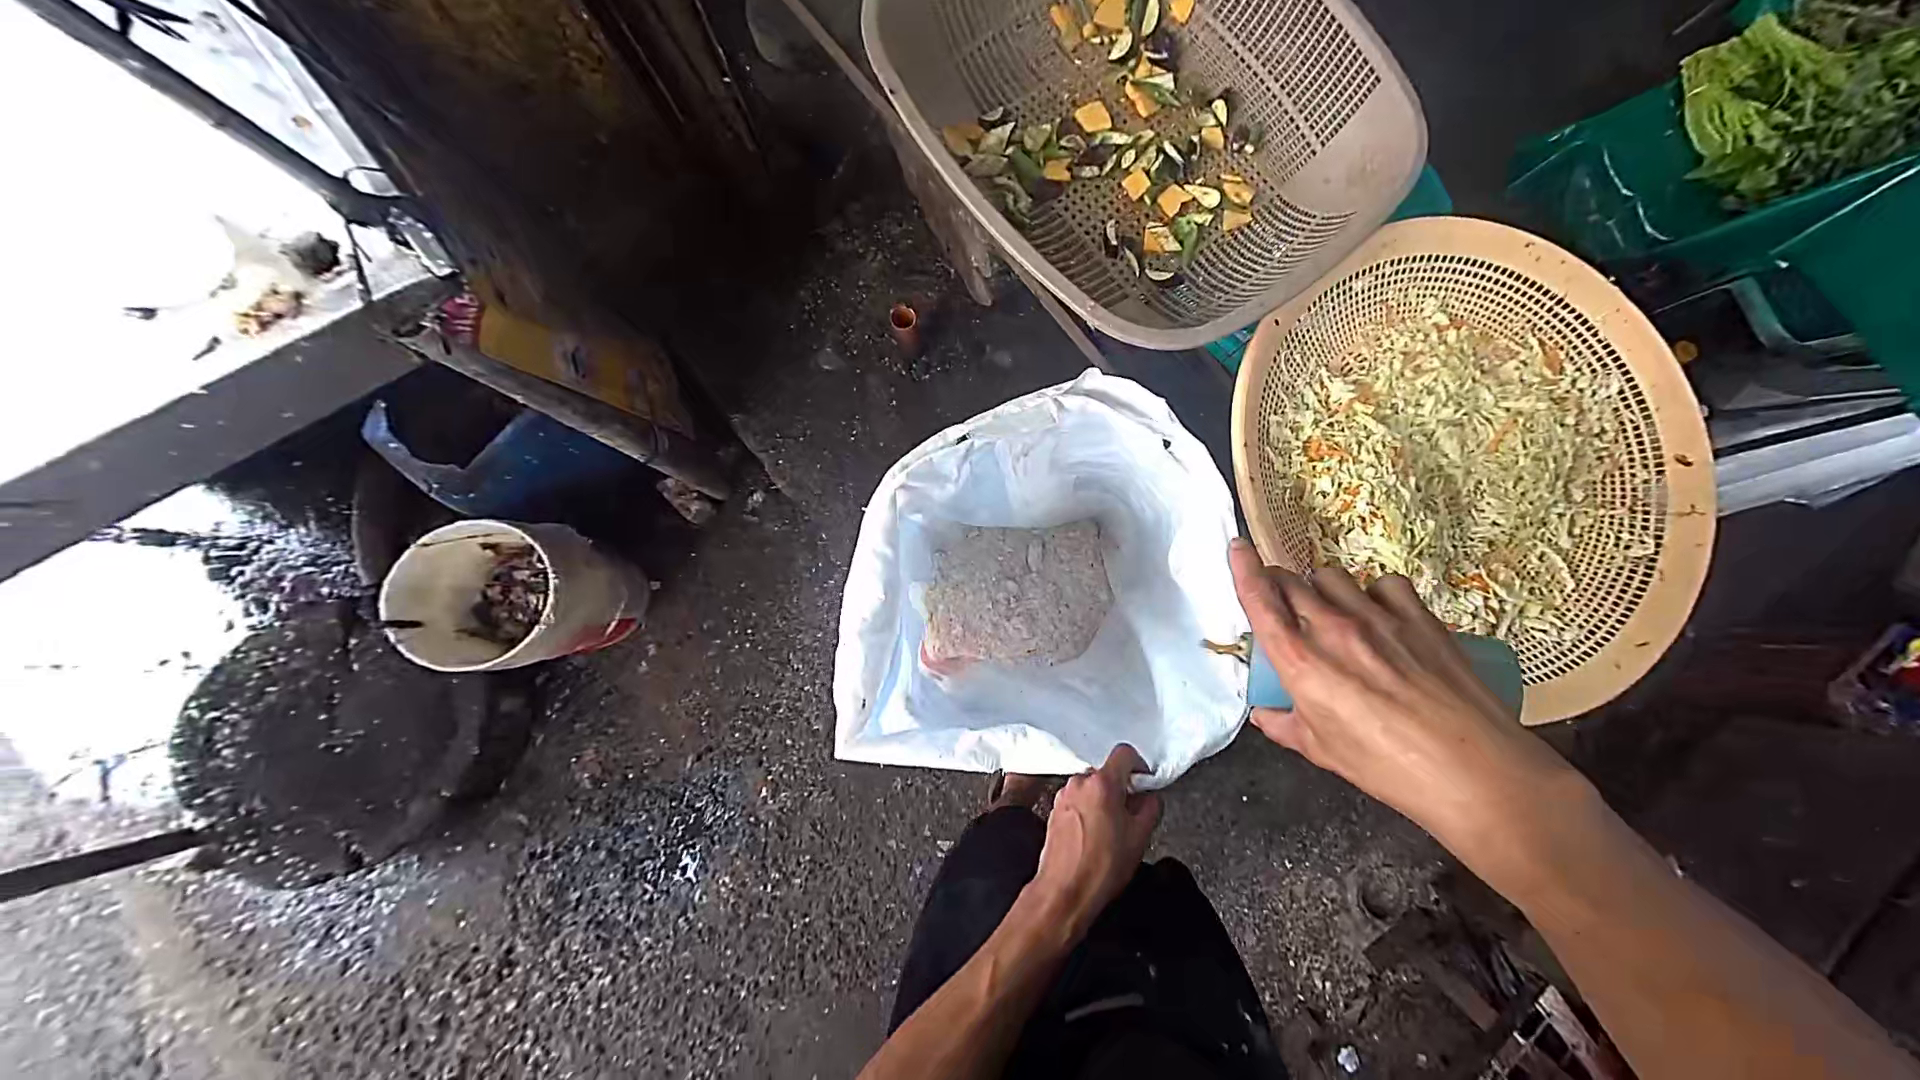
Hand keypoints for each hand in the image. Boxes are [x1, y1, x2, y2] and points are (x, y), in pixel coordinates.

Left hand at [1027, 744, 1161, 937]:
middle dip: (1120, 788)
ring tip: (1112, 830)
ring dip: (1103, 800)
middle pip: (1106, 772)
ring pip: (1091, 787)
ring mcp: (1063, 795)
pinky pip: (1077, 800)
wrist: (1065, 890)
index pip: (1124, 753)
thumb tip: (1150, 796)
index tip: (1144, 782)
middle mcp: (1079, 783)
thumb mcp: (1140, 837)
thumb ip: (1150, 808)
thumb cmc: (1102, 865)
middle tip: (1131, 812)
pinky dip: (1088, 809)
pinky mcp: (1053, 810)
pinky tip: (1093, 835)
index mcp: (1102, 783)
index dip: (1139, 765)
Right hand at [1226, 538, 1574, 846]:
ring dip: (1320, 587)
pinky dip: (1372, 592)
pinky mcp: (1421, 619)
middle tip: (1280, 600)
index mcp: (1301, 662)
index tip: (1237, 548)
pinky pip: (1385, 584)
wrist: (1479, 775)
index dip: (1243, 567)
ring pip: (1332, 576)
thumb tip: (1264, 714)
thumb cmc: (1390, 770)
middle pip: (1292, 581)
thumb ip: (1285, 725)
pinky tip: (1379, 613)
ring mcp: (1380, 620)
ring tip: (1329, 609)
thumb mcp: (1323, 750)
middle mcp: (1334, 630)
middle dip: (1278, 584)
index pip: (1260, 599)